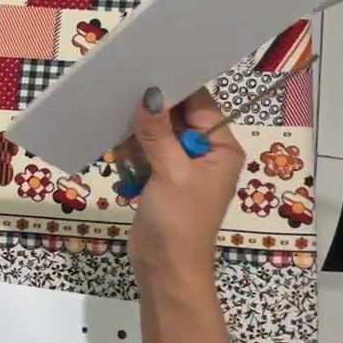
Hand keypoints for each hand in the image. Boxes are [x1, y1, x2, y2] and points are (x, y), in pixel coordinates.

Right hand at [121, 87, 240, 291]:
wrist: (165, 266)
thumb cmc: (178, 220)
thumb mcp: (170, 173)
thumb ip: (157, 134)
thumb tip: (148, 95)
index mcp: (221, 149)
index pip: (199, 106)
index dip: (174, 92)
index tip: (142, 76)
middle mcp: (204, 154)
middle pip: (174, 119)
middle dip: (148, 118)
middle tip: (121, 113)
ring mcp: (180, 168)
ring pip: (154, 137)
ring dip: (135, 141)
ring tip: (122, 153)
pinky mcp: (159, 181)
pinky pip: (143, 156)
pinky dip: (130, 157)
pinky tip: (121, 166)